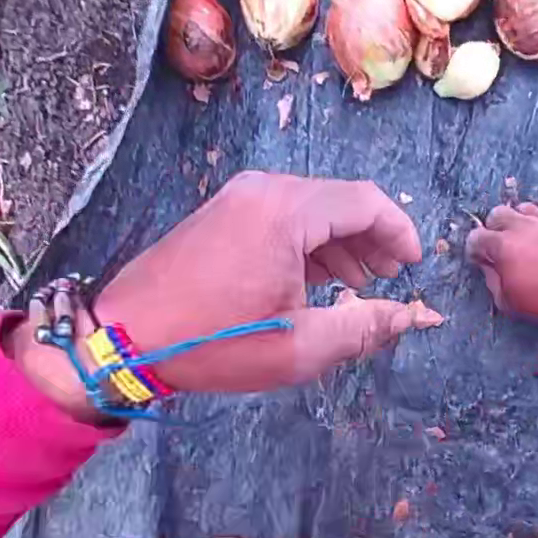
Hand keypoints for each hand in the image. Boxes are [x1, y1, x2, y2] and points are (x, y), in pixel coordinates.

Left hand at [65, 173, 425, 396]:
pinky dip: (312, 243)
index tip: (414, 265)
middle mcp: (264, 190)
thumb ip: (365, 327)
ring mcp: (239, 198)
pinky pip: (284, 217)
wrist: (123, 337)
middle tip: (392, 277)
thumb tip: (412, 316)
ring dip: (344, 242)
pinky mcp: (224, 213)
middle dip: (374, 238)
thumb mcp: (301, 346)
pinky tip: (319, 278)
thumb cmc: (216, 343)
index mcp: (286, 212)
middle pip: (340, 201)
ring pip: (313, 209)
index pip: (365, 201)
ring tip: (362, 282)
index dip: (399, 231)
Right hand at [465, 203, 537, 321]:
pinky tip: (537, 238)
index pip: (476, 237)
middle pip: (496, 214)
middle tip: (498, 246)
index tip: (480, 259)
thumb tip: (487, 265)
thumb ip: (491, 279)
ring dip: (514, 221)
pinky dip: (534, 223)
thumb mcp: (506, 300)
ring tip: (518, 238)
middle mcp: (519, 227)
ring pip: (519, 208)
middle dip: (492, 229)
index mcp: (501, 245)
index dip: (474, 249)